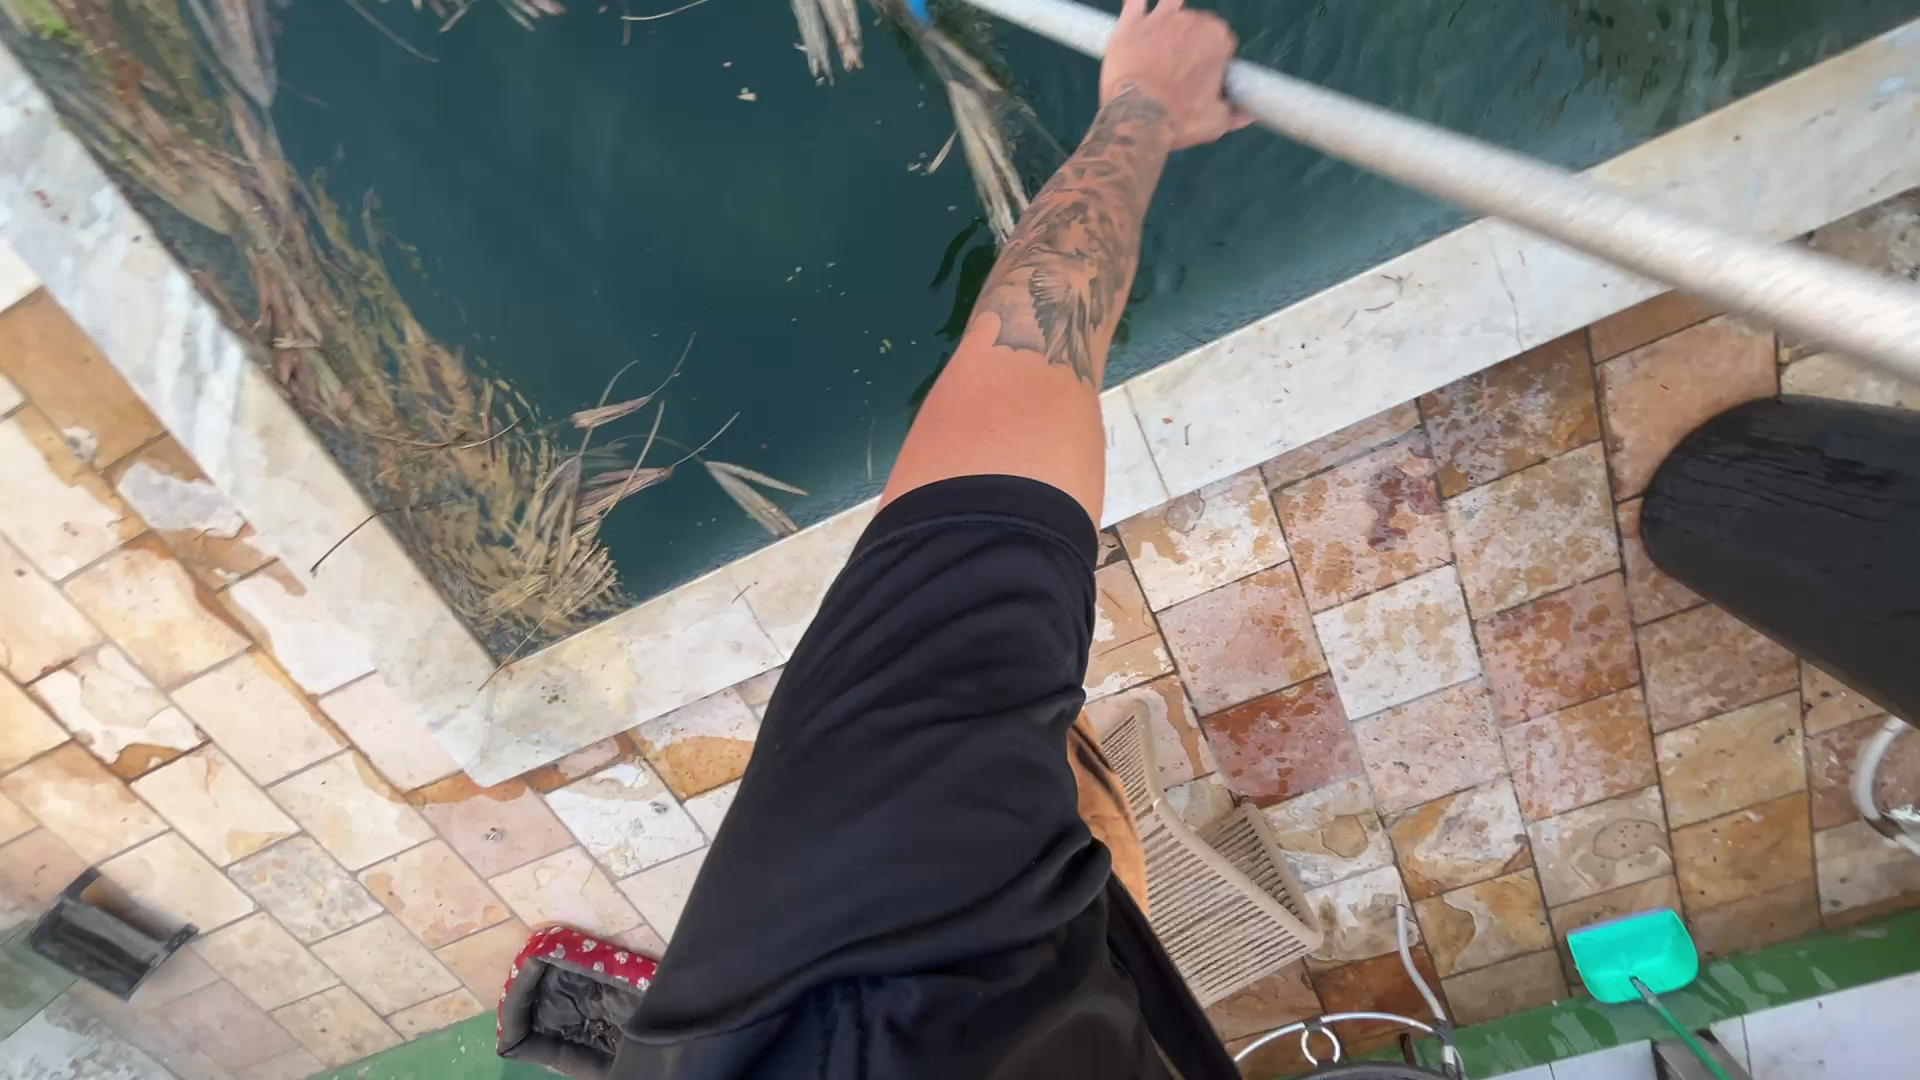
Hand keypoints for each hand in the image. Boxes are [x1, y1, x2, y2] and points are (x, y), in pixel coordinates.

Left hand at [1100, 0, 1249, 149]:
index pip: (1220, 44)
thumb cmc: (1178, 121)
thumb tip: (1247, 114)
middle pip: (1196, 25)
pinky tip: (1137, 11)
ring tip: (1161, 41)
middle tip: (1176, 72)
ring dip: (1170, 17)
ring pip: (1171, 4)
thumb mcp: (1214, 123)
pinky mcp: (1131, 23)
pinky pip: (1135, 1)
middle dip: (1190, 43)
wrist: (1135, 120)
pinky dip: (1136, 4)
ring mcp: (1161, 17)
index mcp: (1217, 39)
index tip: (1200, 81)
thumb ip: (1233, 113)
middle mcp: (1193, 20)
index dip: (1211, 62)